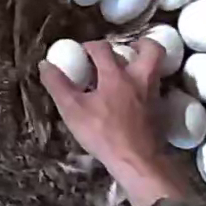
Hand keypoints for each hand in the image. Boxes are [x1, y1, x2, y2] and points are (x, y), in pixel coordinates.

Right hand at [39, 40, 185, 205]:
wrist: (138, 161)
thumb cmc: (103, 133)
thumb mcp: (72, 110)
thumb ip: (58, 85)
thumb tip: (45, 65)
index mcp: (117, 76)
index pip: (104, 49)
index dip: (90, 45)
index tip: (81, 51)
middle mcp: (140, 80)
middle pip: (151, 50)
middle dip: (140, 44)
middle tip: (127, 48)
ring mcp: (154, 96)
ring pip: (155, 70)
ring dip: (144, 65)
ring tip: (128, 72)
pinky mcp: (160, 112)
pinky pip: (155, 90)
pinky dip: (145, 87)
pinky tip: (133, 98)